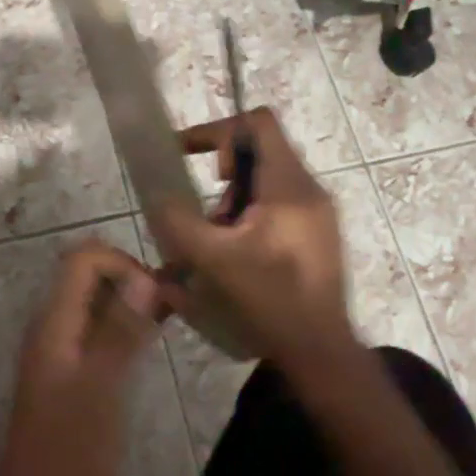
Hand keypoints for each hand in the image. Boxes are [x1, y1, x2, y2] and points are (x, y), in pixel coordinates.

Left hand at [0, 242, 160, 475]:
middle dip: (130, 277)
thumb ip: (121, 329)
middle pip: (89, 274)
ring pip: (96, 300)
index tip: (158, 291)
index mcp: (53, 319)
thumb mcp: (101, 385)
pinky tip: (150, 337)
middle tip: (172, 302)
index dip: (122, 263)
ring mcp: (60, 346)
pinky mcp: (72, 369)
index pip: (83, 257)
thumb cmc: (72, 443)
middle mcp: (53, 323)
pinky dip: (124, 323)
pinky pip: (98, 327)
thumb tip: (146, 276)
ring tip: (169, 315)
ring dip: (131, 299)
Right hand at [155, 108, 356, 371]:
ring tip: (221, 239)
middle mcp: (309, 188)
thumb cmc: (268, 299)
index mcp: (289, 185)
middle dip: (225, 173)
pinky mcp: (319, 234)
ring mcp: (319, 212)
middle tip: (210, 212)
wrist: (320, 353)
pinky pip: (280, 202)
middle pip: (260, 149)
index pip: (258, 122)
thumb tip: (155, 192)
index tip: (199, 163)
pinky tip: (239, 252)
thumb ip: (177, 220)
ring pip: (267, 179)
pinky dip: (252, 213)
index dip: (220, 131)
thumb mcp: (211, 258)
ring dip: (235, 198)